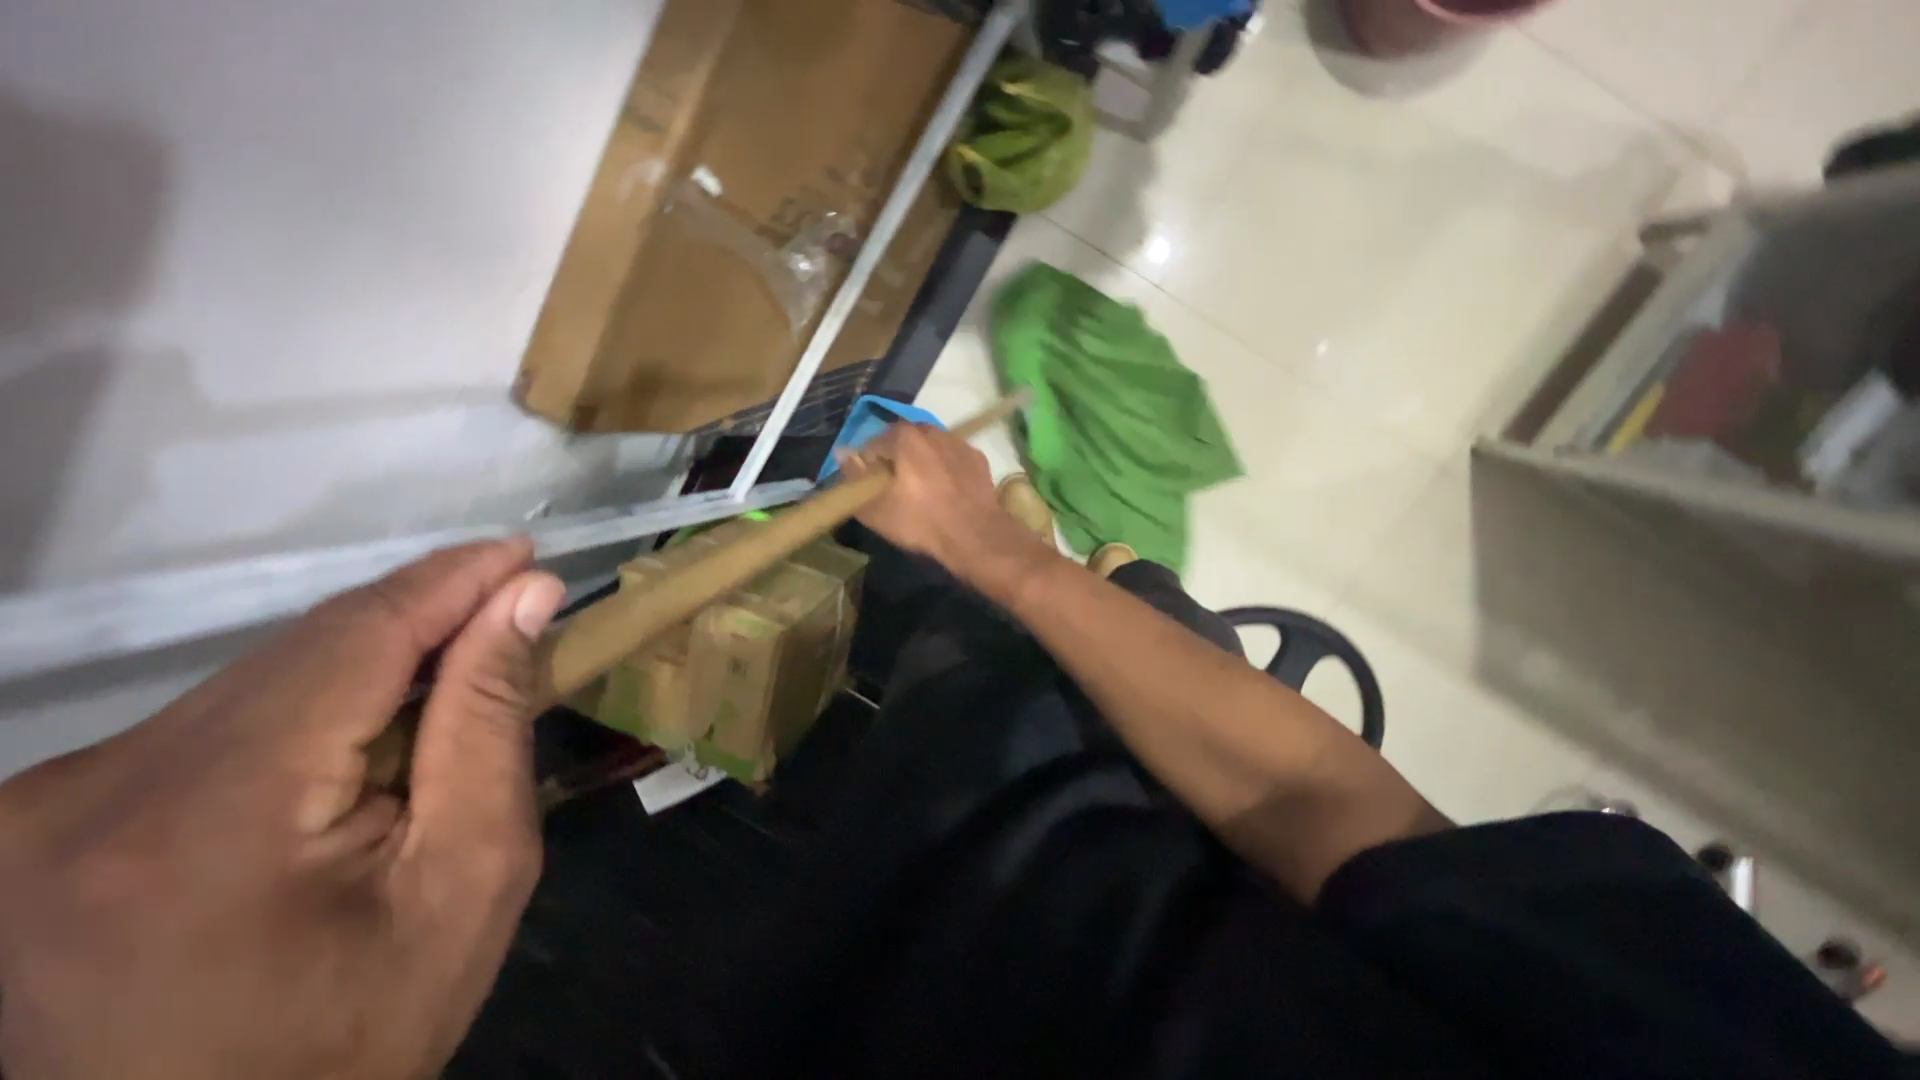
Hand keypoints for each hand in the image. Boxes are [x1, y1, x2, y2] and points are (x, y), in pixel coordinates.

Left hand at [0, 540, 566, 1079]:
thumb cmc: (366, 1030)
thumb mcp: (466, 879)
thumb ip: (488, 729)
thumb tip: (522, 603)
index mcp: (206, 812)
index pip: (353, 640)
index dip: (447, 583)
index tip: (525, 553)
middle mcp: (91, 791)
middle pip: (298, 654)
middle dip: (418, 620)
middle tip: (513, 602)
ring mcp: (46, 807)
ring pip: (254, 683)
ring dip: (365, 665)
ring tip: (457, 666)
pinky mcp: (45, 822)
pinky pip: (211, 724)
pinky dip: (305, 708)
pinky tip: (363, 732)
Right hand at [839, 424, 1051, 591]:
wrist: (974, 535)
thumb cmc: (919, 520)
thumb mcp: (874, 507)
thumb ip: (853, 477)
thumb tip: (842, 453)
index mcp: (904, 436)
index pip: (873, 444)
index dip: (867, 466)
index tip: (870, 488)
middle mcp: (932, 430)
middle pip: (904, 442)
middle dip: (895, 460)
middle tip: (894, 489)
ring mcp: (959, 443)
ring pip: (930, 448)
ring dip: (921, 462)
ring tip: (921, 491)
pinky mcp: (978, 459)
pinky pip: (952, 460)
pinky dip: (945, 470)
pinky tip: (945, 492)